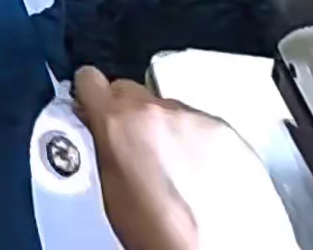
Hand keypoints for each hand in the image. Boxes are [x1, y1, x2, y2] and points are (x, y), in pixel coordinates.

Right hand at [75, 67, 291, 249]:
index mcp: (118, 123)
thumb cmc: (160, 239)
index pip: (89, 79)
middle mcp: (154, 109)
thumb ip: (101, 145)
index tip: (93, 106)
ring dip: (164, 129)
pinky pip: (198, 122)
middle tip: (134, 149)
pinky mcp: (222, 128)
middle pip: (129, 90)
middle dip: (127, 114)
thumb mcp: (109, 195)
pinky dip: (195, 141)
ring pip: (165, 107)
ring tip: (174, 172)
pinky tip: (200, 175)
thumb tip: (98, 129)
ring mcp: (191, 115)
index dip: (89, 95)